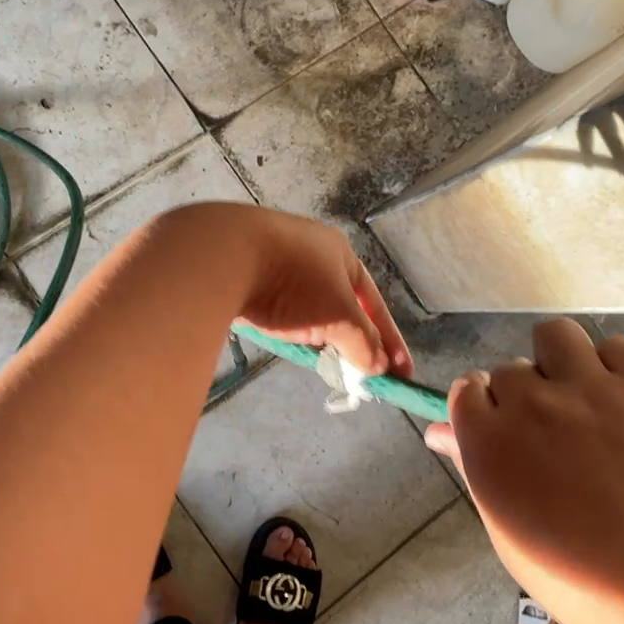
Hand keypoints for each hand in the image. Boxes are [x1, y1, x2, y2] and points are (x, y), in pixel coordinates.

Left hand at [171, 204, 411, 378]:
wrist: (221, 256)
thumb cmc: (292, 281)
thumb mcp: (339, 315)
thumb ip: (362, 342)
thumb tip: (377, 366)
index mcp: (340, 252)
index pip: (374, 301)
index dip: (390, 339)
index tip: (402, 372)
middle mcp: (310, 250)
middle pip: (340, 303)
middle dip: (352, 337)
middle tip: (359, 372)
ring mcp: (275, 260)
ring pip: (307, 306)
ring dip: (318, 334)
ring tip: (324, 363)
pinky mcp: (246, 274)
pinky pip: (277, 307)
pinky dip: (288, 327)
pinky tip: (287, 342)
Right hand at [424, 319, 623, 617]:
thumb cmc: (569, 572)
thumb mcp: (502, 521)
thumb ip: (471, 463)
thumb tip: (436, 431)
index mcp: (486, 438)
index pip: (466, 388)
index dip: (485, 406)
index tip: (504, 428)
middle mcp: (529, 402)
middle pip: (511, 369)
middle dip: (526, 396)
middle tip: (554, 435)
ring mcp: (586, 389)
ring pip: (555, 334)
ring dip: (560, 359)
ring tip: (581, 396)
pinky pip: (619, 347)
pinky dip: (617, 365)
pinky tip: (623, 398)